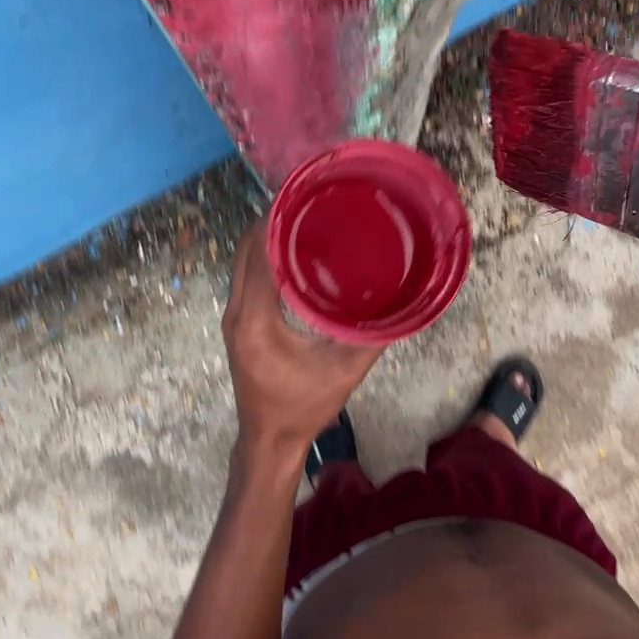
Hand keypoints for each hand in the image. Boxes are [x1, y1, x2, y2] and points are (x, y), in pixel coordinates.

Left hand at [220, 218, 384, 455]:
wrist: (269, 441)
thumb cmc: (304, 408)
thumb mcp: (345, 372)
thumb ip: (374, 336)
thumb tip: (406, 303)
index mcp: (257, 321)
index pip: (259, 255)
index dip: (277, 221)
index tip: (305, 197)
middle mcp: (237, 312)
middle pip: (245, 249)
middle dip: (272, 220)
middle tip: (309, 201)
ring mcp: (232, 317)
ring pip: (241, 261)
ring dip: (265, 236)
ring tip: (302, 218)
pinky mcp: (237, 323)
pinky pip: (244, 275)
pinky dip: (262, 255)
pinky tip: (291, 251)